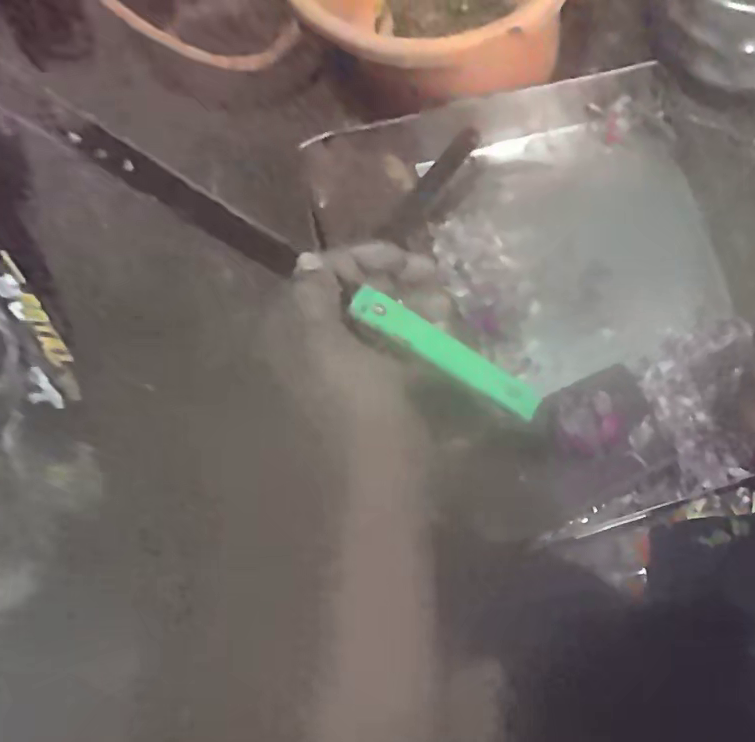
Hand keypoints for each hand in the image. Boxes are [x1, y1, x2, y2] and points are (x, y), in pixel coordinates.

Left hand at [287, 241, 448, 418]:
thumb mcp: (328, 346)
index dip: (365, 259)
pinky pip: (408, 350)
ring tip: (448, 307)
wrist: (391, 470)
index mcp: (306, 332)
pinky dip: (426, 338)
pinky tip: (448, 334)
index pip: (329, 275)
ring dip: (418, 308)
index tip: (408, 258)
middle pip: (361, 296)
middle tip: (435, 277)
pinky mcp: (394, 390)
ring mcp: (365, 368)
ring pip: (389, 321)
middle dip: (398, 282)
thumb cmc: (362, 407)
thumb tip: (312, 262)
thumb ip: (315, 299)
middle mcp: (330, 345)